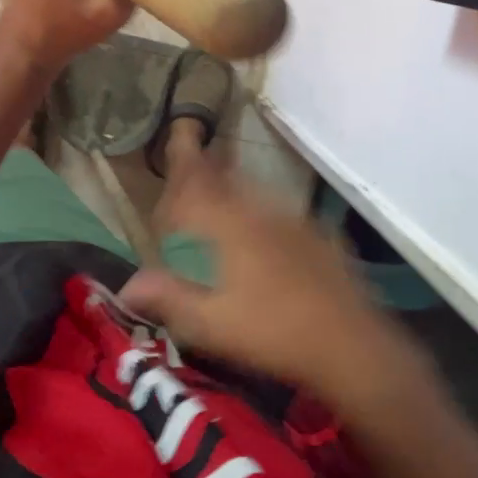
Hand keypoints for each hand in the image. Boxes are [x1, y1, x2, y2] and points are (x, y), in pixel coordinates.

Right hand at [120, 160, 416, 395]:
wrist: (350, 346)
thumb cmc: (270, 333)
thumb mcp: (209, 323)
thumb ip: (167, 296)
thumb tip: (127, 283)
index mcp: (229, 224)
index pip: (198, 178)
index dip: (184, 154)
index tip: (179, 131)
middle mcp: (261, 212)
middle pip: (227, 181)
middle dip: (207, 174)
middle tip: (191, 178)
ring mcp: (296, 223)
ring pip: (255, 198)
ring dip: (235, 197)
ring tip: (221, 215)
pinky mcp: (321, 241)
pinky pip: (281, 219)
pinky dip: (263, 222)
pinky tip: (266, 249)